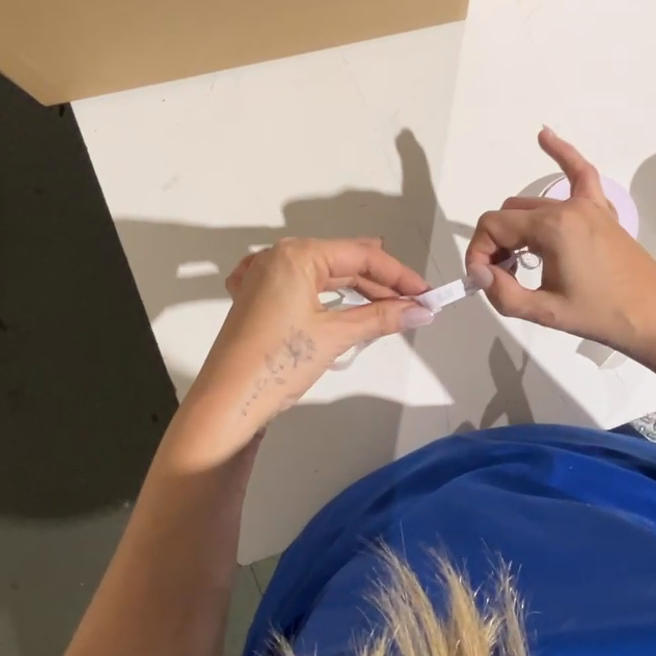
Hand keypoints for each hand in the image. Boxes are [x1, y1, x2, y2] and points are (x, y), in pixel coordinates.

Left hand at [180, 238, 430, 451]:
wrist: (227, 400)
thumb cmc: (279, 361)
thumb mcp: (335, 335)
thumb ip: (381, 318)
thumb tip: (421, 311)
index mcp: (297, 254)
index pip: (361, 255)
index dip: (399, 275)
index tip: (427, 294)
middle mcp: (278, 256)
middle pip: (343, 262)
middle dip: (381, 283)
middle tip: (414, 304)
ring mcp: (264, 277)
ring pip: (324, 276)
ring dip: (358, 292)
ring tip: (391, 310)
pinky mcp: (258, 299)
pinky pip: (304, 288)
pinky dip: (330, 298)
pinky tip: (348, 307)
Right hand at [465, 128, 655, 357]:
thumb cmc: (601, 316)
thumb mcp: (544, 312)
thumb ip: (502, 293)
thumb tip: (480, 273)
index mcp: (552, 227)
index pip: (492, 225)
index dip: (478, 252)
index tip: (484, 281)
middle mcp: (568, 207)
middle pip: (509, 214)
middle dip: (496, 244)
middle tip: (503, 280)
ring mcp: (589, 206)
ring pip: (533, 204)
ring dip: (516, 228)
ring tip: (518, 265)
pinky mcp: (603, 213)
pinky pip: (581, 173)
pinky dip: (562, 154)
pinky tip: (544, 135)